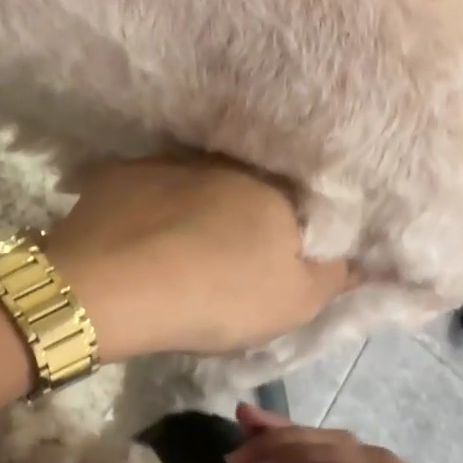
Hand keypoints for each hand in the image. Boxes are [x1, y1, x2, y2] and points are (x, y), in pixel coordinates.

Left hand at [42, 155, 349, 359]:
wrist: (109, 287)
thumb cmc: (214, 295)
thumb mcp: (295, 301)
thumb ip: (332, 273)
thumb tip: (352, 255)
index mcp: (274, 186)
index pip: (302, 197)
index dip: (297, 224)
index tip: (286, 250)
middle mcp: (219, 161)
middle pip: (242, 186)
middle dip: (240, 213)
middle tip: (227, 251)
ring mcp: (161, 163)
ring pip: (188, 184)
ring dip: (187, 208)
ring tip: (174, 244)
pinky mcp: (112, 176)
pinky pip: (140, 190)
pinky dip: (142, 210)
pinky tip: (132, 237)